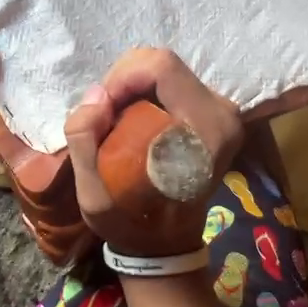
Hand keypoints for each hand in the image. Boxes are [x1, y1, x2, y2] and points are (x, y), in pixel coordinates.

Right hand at [65, 48, 242, 256]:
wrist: (165, 244)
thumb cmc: (130, 220)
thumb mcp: (93, 193)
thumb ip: (85, 139)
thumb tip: (97, 94)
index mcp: (205, 129)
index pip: (161, 67)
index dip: (121, 77)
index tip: (102, 109)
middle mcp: (222, 114)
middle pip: (162, 62)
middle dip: (123, 81)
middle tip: (105, 115)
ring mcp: (222, 111)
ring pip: (164, 69)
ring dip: (132, 87)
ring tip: (117, 120)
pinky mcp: (214, 112)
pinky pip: (170, 82)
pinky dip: (143, 92)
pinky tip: (132, 120)